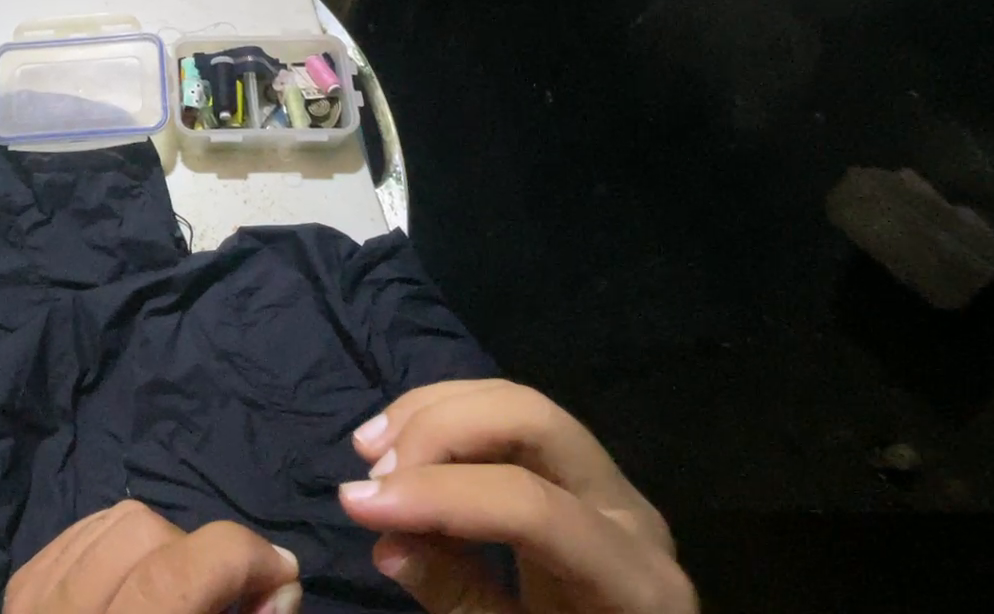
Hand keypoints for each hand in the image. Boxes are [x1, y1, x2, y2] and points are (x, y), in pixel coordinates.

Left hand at [6, 499, 302, 613]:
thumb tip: (279, 581)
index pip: (173, 577)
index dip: (240, 556)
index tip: (282, 572)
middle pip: (142, 536)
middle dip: (201, 554)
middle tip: (232, 595)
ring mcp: (29, 601)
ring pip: (114, 522)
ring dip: (166, 545)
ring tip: (185, 590)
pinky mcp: (20, 587)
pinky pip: (86, 530)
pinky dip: (126, 543)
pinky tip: (143, 578)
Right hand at [340, 379, 694, 613]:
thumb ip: (459, 600)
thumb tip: (387, 543)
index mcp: (635, 579)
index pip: (532, 507)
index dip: (439, 495)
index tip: (358, 504)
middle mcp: (627, 508)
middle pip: (530, 419)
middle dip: (438, 429)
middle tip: (374, 469)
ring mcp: (601, 478)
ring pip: (509, 400)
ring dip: (428, 412)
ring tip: (368, 448)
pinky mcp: (567, 467)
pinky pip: (500, 413)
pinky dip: (438, 415)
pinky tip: (395, 442)